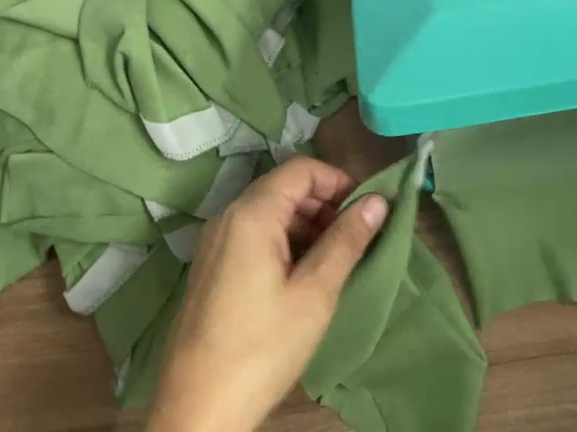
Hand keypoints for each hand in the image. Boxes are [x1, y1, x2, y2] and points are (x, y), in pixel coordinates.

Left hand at [147, 156, 389, 431]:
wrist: (198, 409)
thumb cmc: (262, 347)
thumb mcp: (314, 293)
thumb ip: (346, 241)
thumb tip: (378, 201)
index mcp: (251, 214)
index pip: (301, 169)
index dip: (338, 181)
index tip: (366, 210)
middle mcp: (228, 216)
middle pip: (283, 187)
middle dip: (324, 203)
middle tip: (356, 238)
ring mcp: (215, 241)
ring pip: (269, 211)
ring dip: (305, 224)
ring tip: (334, 259)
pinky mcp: (212, 266)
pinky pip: (253, 234)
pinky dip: (283, 241)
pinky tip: (302, 275)